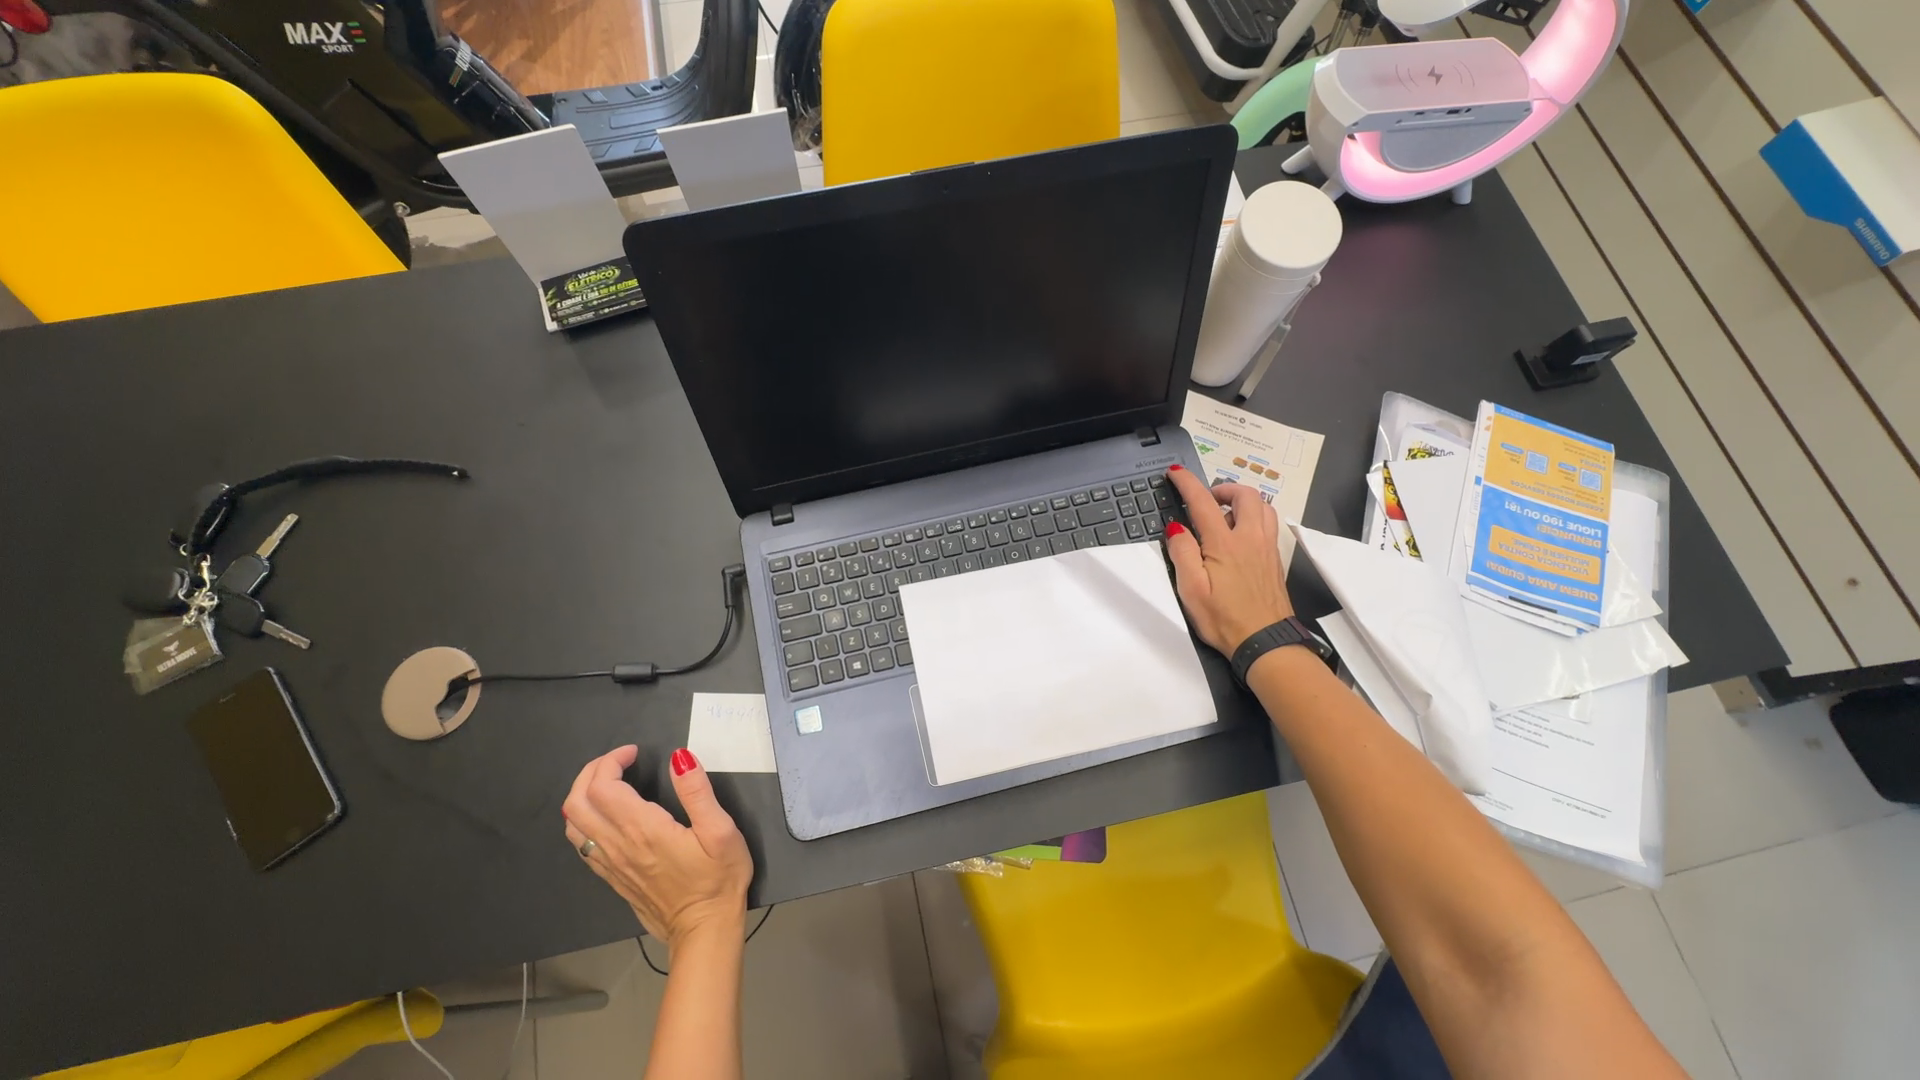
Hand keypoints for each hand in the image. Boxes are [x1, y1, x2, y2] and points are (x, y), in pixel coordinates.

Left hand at [563, 746, 752, 949]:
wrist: (704, 929)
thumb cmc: (717, 878)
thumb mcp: (721, 831)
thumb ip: (697, 792)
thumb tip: (680, 757)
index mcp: (643, 830)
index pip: (602, 787)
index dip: (612, 760)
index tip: (635, 752)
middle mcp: (618, 845)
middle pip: (577, 802)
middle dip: (591, 772)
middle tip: (619, 761)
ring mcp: (610, 864)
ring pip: (572, 824)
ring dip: (583, 794)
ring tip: (610, 782)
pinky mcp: (612, 877)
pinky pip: (581, 844)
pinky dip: (584, 819)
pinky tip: (607, 814)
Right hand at [1163, 465, 1294, 655]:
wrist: (1266, 642)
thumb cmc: (1224, 619)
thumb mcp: (1191, 590)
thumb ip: (1182, 553)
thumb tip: (1176, 528)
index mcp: (1225, 544)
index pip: (1203, 502)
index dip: (1187, 483)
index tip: (1174, 473)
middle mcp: (1250, 538)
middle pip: (1245, 495)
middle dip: (1224, 487)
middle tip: (1206, 498)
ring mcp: (1267, 548)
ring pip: (1263, 507)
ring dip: (1243, 500)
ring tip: (1225, 513)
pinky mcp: (1275, 560)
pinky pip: (1269, 524)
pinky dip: (1254, 516)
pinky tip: (1241, 534)